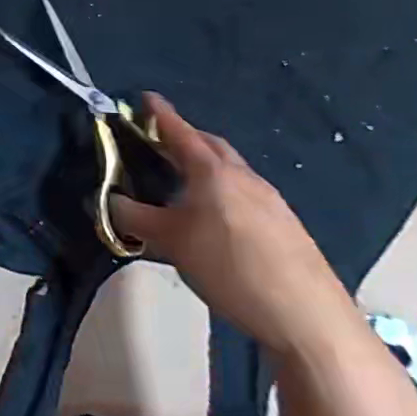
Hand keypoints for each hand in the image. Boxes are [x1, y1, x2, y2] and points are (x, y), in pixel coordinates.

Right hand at [110, 94, 362, 357]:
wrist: (307, 318)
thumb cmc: (229, 266)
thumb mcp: (169, 241)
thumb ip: (134, 217)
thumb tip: (109, 201)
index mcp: (212, 170)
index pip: (179, 131)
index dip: (159, 114)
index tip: (146, 97)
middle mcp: (243, 176)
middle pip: (210, 145)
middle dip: (185, 137)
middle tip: (161, 141)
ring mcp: (270, 200)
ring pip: (230, 169)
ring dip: (206, 166)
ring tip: (184, 182)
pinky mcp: (286, 226)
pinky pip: (245, 192)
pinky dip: (224, 190)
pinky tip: (217, 217)